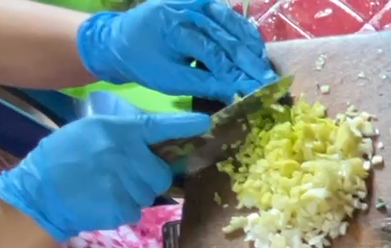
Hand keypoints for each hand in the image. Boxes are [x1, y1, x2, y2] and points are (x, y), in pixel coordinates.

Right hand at [0, 112, 207, 241]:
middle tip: (122, 175)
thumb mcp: (87, 134)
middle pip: (161, 173)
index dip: (182, 126)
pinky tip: (103, 200)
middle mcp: (122, 153)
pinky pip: (138, 209)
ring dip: (136, 193)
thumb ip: (120, 137)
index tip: (204, 123)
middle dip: (150, 177)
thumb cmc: (62, 159)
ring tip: (106, 186)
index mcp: (112, 130)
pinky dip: (125, 208)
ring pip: (151, 193)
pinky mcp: (123, 206)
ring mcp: (123, 181)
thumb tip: (154, 146)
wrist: (39, 193)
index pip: (155, 127)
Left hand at [77, 0, 273, 99]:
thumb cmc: (145, 63)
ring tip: (265, 68)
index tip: (261, 94)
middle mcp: (184, 8)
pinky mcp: (196, 3)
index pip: (216, 55)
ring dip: (252, 46)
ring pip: (232, 22)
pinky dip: (243, 31)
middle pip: (228, 38)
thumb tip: (242, 95)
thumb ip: (210, 85)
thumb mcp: (174, 80)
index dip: (241, 77)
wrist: (119, 39)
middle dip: (252, 64)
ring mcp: (191, 2)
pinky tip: (254, 48)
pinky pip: (226, 14)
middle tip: (272, 84)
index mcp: (173, 27)